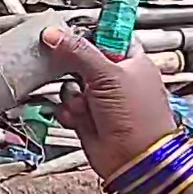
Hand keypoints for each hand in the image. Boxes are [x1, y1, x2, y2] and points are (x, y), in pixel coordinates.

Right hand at [43, 26, 176, 176]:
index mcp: (130, 62)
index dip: (88, 34)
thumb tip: (54, 34)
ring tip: (85, 105)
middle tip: (72, 72)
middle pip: (80, 61)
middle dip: (72, 70)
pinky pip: (65, 106)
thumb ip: (78, 52)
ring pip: (68, 85)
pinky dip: (69, 112)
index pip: (106, 36)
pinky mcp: (86, 116)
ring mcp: (100, 98)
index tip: (69, 33)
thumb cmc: (139, 118)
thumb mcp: (108, 75)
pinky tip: (80, 118)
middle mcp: (114, 79)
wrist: (135, 160)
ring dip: (72, 96)